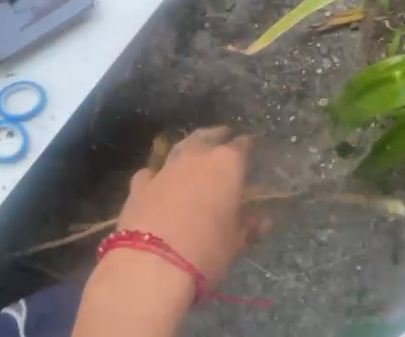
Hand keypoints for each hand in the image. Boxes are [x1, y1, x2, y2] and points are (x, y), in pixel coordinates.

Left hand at [114, 127, 267, 284]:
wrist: (150, 268)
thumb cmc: (205, 251)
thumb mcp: (235, 242)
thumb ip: (250, 226)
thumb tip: (264, 219)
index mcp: (227, 164)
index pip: (243, 145)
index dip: (248, 147)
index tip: (251, 150)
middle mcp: (197, 156)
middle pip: (209, 136)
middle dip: (218, 136)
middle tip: (223, 137)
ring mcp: (166, 168)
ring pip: (180, 147)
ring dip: (189, 147)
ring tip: (193, 151)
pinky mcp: (140, 186)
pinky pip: (151, 172)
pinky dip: (157, 174)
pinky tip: (157, 181)